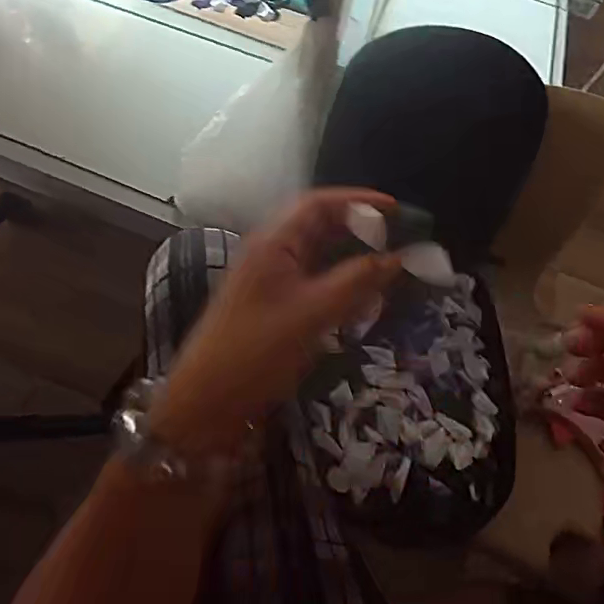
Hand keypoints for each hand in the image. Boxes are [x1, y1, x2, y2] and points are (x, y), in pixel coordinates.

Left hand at [149, 189, 401, 457]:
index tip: (396, 209)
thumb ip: (355, 283)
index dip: (358, 200)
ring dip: (351, 258)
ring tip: (389, 267)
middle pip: (319, 226)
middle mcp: (271, 252)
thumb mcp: (311, 315)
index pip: (318, 204)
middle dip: (359, 229)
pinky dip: (339, 284)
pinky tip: (362, 300)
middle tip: (399, 239)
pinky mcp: (273, 305)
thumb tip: (398, 258)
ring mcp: (270, 279)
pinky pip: (313, 282)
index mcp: (273, 242)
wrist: (204, 403)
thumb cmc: (254, 352)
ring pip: (318, 256)